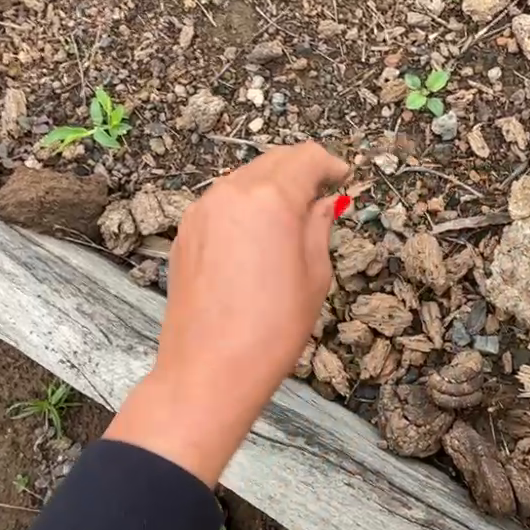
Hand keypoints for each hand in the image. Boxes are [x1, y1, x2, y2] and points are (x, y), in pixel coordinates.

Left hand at [105, 142, 349, 484]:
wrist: (207, 371)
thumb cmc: (272, 329)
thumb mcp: (314, 276)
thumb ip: (317, 227)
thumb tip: (322, 202)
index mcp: (270, 200)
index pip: (306, 159)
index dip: (330, 165)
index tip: (343, 177)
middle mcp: (231, 194)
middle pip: (273, 161)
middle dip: (301, 169)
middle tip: (323, 191)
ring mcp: (202, 211)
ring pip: (244, 178)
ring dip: (271, 184)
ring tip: (291, 214)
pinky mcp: (185, 232)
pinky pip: (222, 202)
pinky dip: (245, 204)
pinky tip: (258, 233)